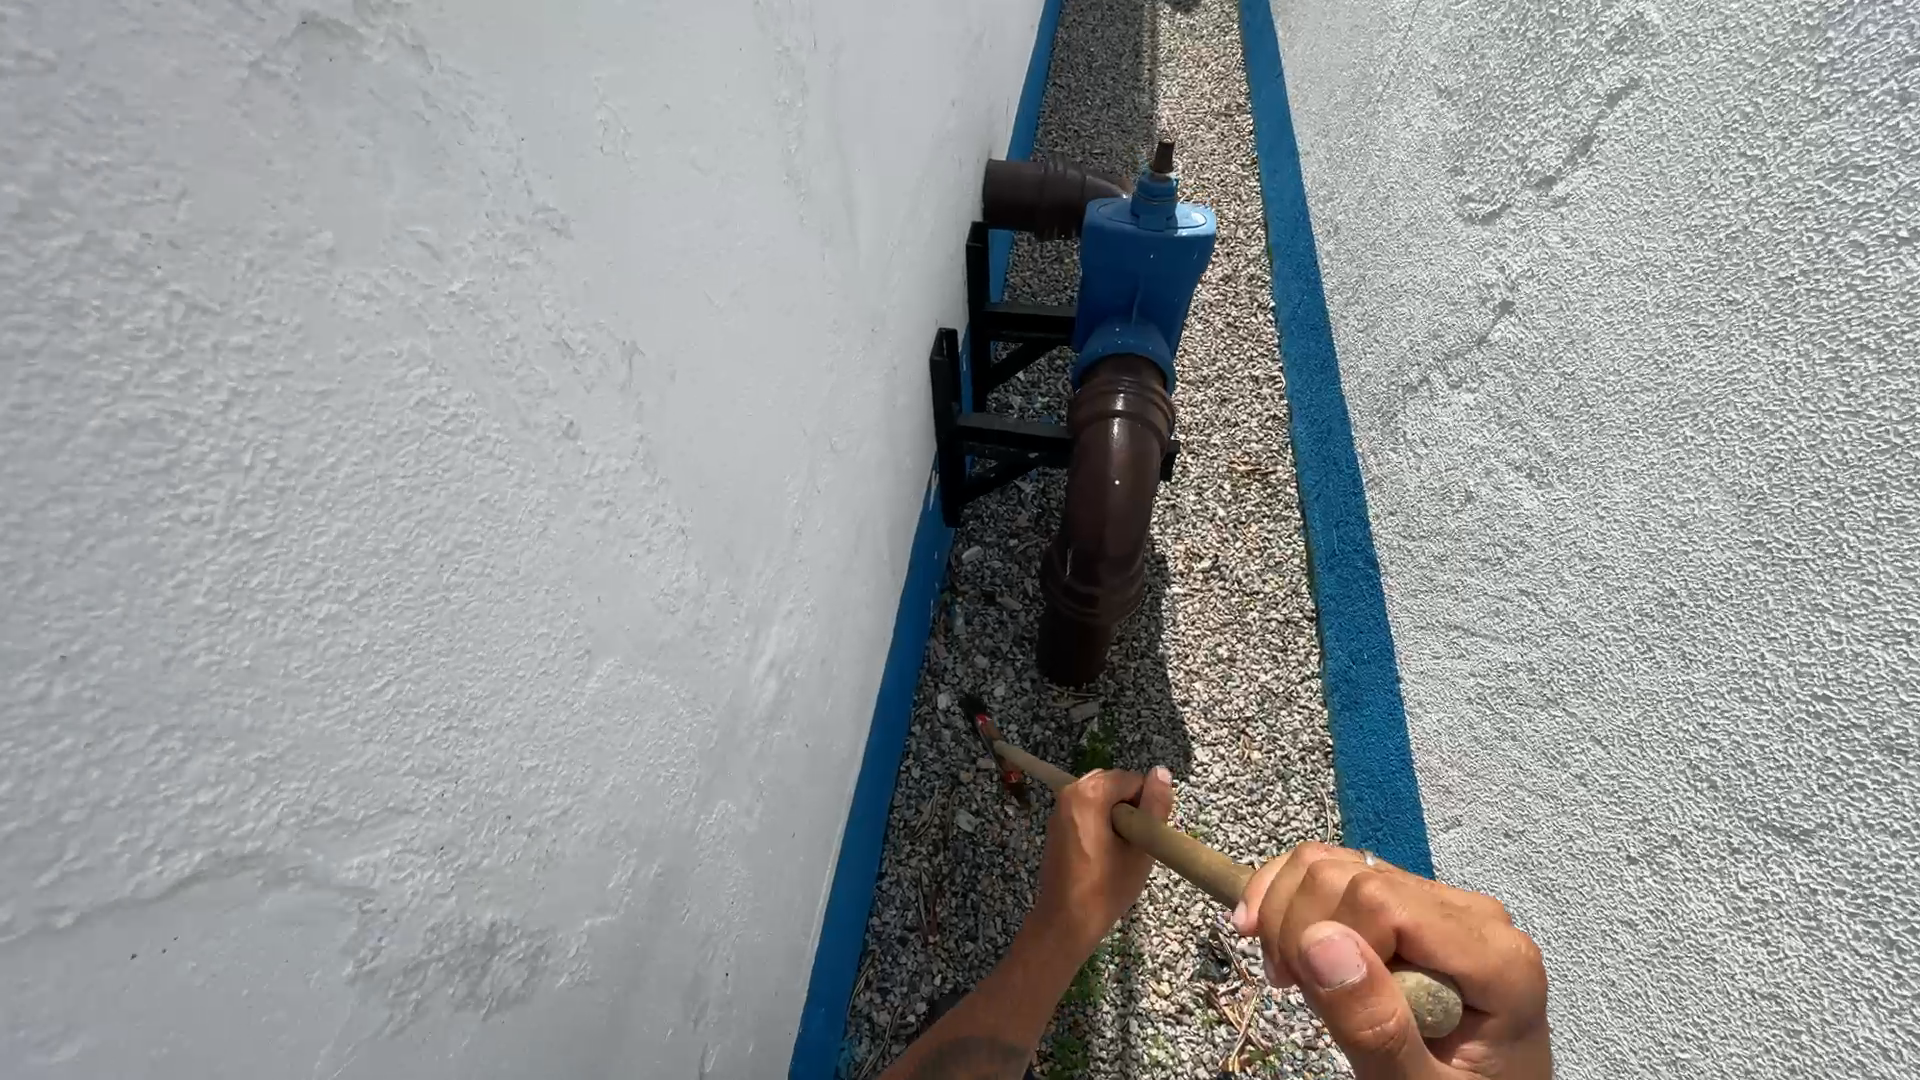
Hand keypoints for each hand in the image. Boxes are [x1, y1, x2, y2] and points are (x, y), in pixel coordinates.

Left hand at [1025, 767, 1173, 958]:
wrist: (1066, 919)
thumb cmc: (1106, 887)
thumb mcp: (1140, 848)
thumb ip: (1154, 807)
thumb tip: (1161, 772)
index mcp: (1089, 793)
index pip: (1131, 779)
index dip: (1145, 804)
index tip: (1146, 833)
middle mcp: (1070, 791)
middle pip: (1112, 783)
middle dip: (1129, 805)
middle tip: (1136, 840)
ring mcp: (1059, 806)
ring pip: (1099, 794)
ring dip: (1115, 812)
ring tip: (1121, 847)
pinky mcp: (1056, 822)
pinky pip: (1085, 807)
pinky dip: (1099, 819)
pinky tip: (1103, 850)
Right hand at [1232, 843, 1551, 1079]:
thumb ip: (1378, 1029)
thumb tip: (1319, 940)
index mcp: (1495, 958)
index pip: (1377, 900)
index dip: (1325, 936)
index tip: (1308, 996)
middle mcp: (1468, 911)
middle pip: (1342, 875)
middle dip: (1296, 928)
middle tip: (1295, 989)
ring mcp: (1433, 897)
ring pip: (1323, 862)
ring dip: (1282, 914)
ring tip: (1291, 975)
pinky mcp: (1401, 893)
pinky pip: (1324, 865)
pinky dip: (1282, 896)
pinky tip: (1270, 936)